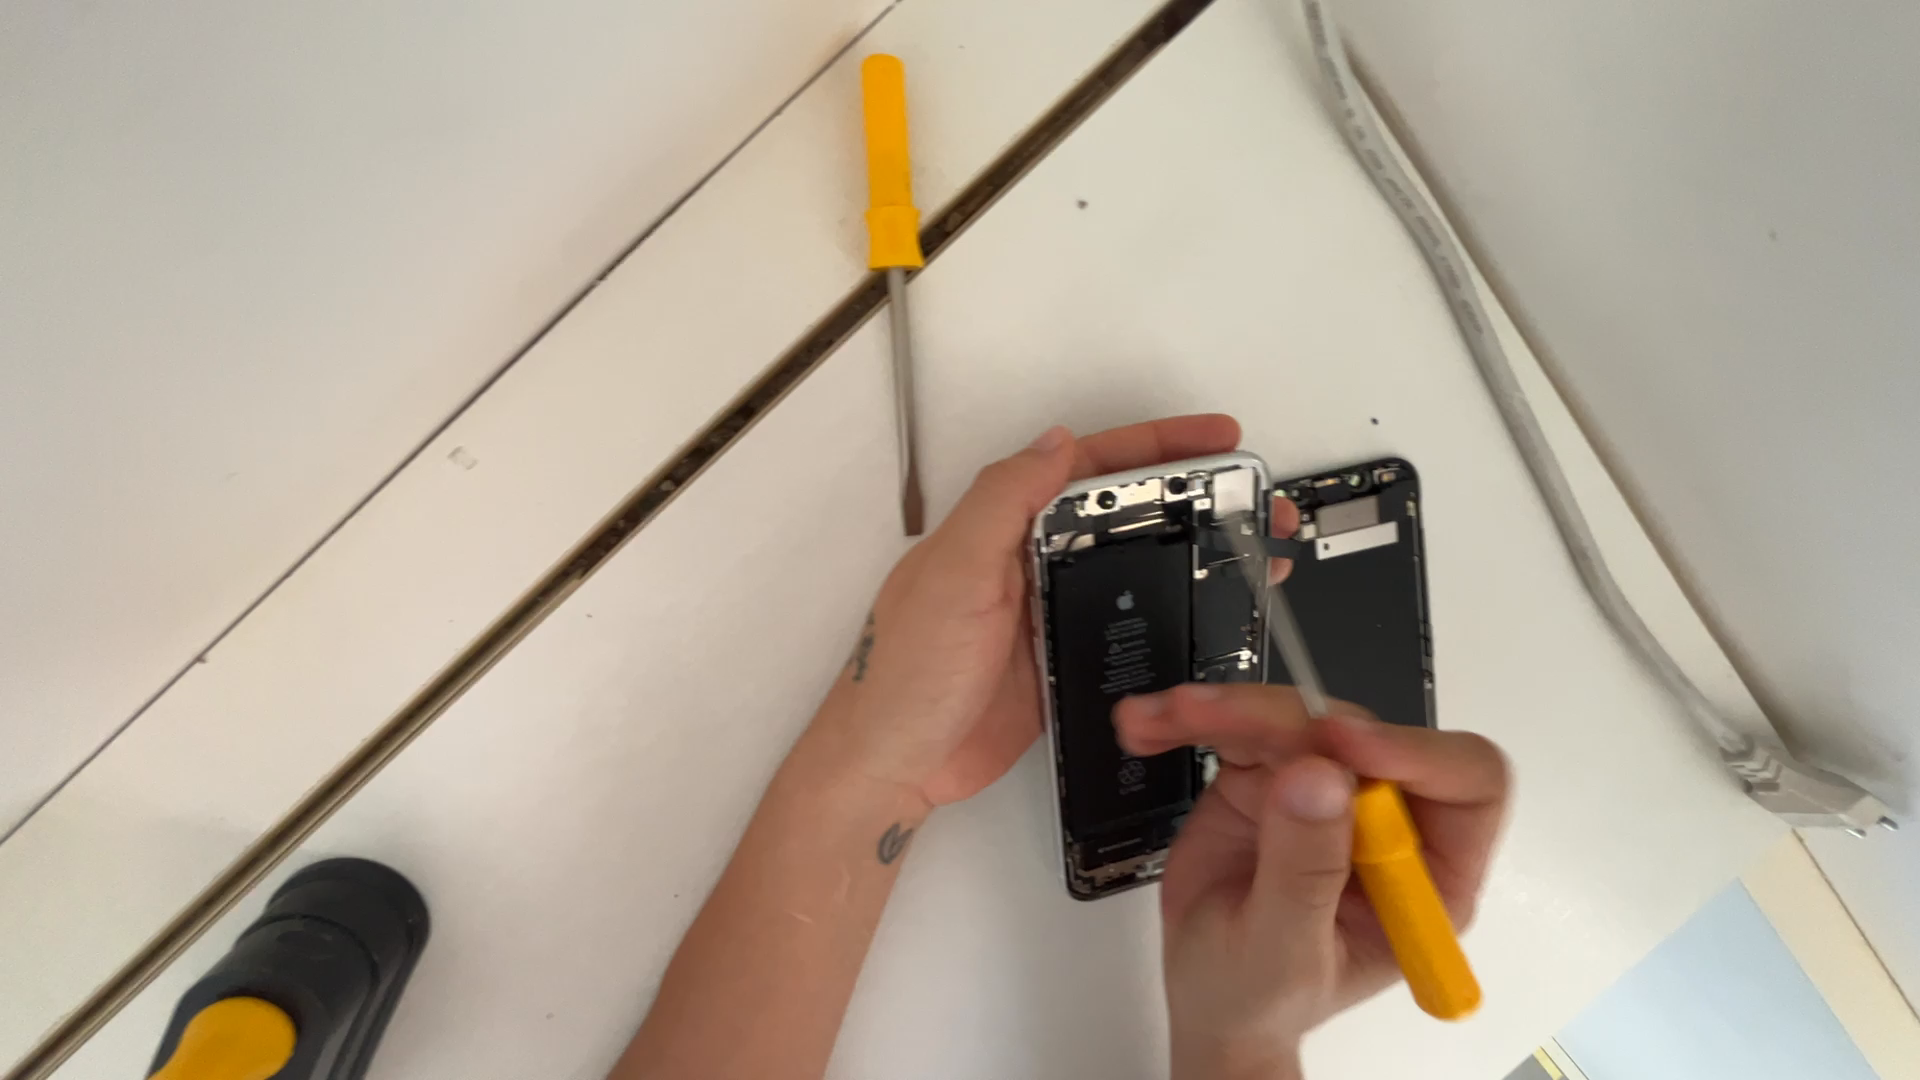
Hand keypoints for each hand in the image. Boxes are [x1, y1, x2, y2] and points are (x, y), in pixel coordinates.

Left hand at [808, 415, 1243, 808]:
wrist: (896, 765)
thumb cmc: (908, 671)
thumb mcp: (952, 573)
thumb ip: (1001, 502)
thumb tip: (1056, 442)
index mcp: (1004, 528)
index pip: (1087, 469)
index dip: (1155, 448)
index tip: (1217, 439)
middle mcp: (1029, 561)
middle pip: (1121, 515)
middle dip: (1192, 501)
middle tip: (1256, 504)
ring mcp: (1049, 611)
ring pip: (1131, 567)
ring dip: (1188, 556)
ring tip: (1252, 555)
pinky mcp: (1061, 657)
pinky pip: (1124, 623)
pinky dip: (1167, 613)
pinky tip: (1207, 616)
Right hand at [1113, 686, 1509, 1078]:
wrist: (1205, 992)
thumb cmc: (1260, 996)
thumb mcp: (1286, 951)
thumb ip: (1304, 871)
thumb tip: (1318, 774)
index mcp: (1424, 870)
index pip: (1462, 782)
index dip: (1411, 748)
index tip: (1334, 741)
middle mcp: (1378, 817)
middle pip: (1349, 732)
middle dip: (1273, 718)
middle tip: (1198, 716)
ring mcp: (1317, 790)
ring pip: (1283, 717)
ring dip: (1214, 710)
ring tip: (1149, 719)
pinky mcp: (1261, 774)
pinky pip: (1230, 728)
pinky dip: (1183, 721)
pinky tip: (1145, 725)